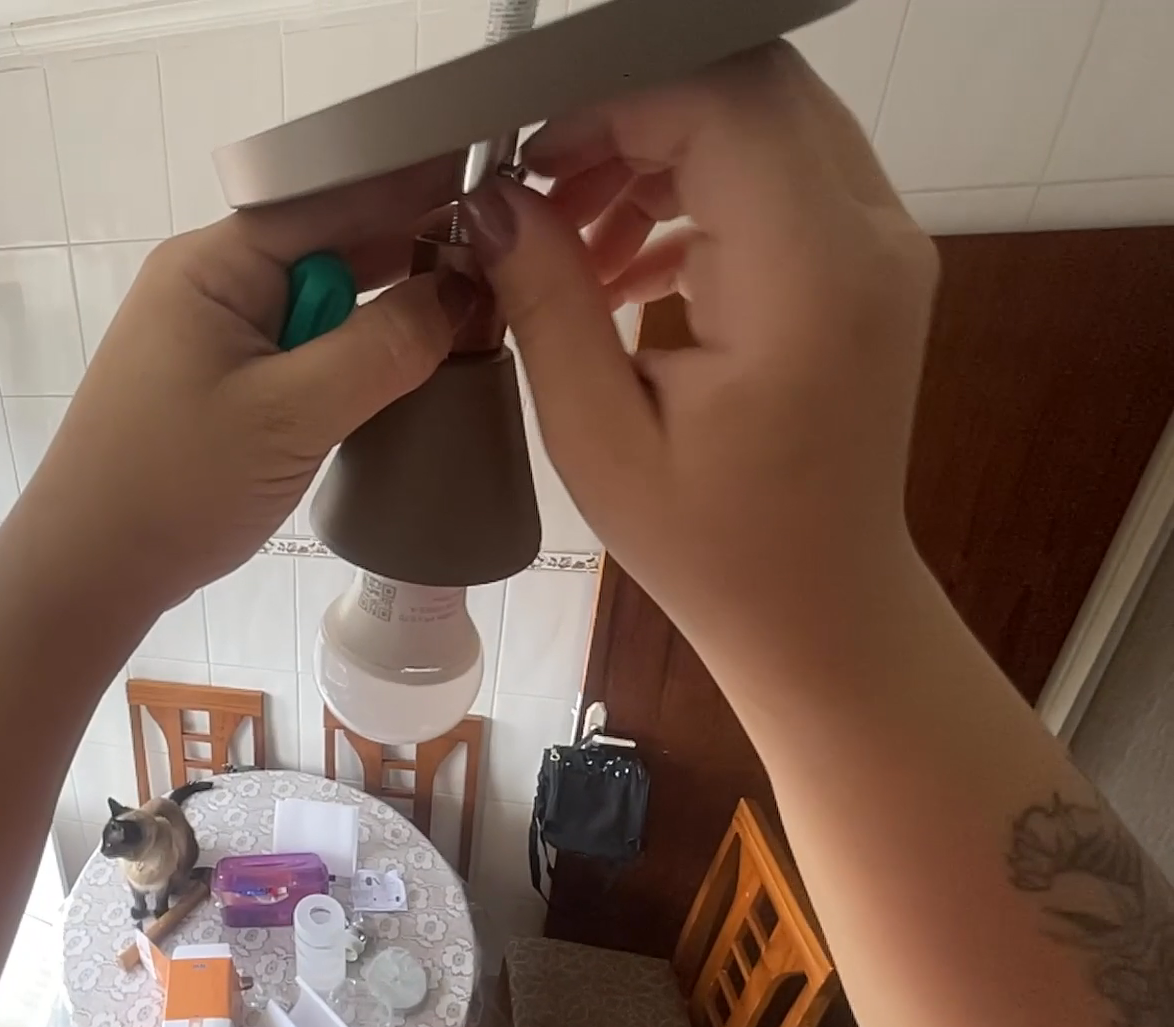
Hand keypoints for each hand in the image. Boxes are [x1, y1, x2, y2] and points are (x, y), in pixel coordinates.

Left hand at [5, 159, 476, 607]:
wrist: (92, 567)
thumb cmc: (178, 486)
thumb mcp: (290, 414)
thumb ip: (383, 347)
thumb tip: (463, 291)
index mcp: (216, 263)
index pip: (333, 198)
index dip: (416, 192)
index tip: (496, 198)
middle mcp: (211, 285)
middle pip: (328, 250)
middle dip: (407, 263)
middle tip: (496, 280)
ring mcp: (212, 338)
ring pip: (316, 310)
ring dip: (377, 322)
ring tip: (461, 329)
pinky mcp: (219, 387)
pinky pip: (296, 355)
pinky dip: (344, 364)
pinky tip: (393, 377)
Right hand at [459, 43, 939, 650]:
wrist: (808, 593)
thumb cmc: (699, 536)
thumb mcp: (596, 432)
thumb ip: (549, 304)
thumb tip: (493, 209)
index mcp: (806, 280)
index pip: (723, 106)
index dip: (609, 110)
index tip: (525, 169)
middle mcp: (867, 236)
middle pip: (749, 93)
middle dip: (624, 124)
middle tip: (537, 200)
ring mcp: (874, 245)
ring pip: (758, 127)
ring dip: (649, 162)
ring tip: (568, 245)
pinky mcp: (854, 265)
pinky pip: (767, 181)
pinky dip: (683, 201)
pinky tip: (620, 272)